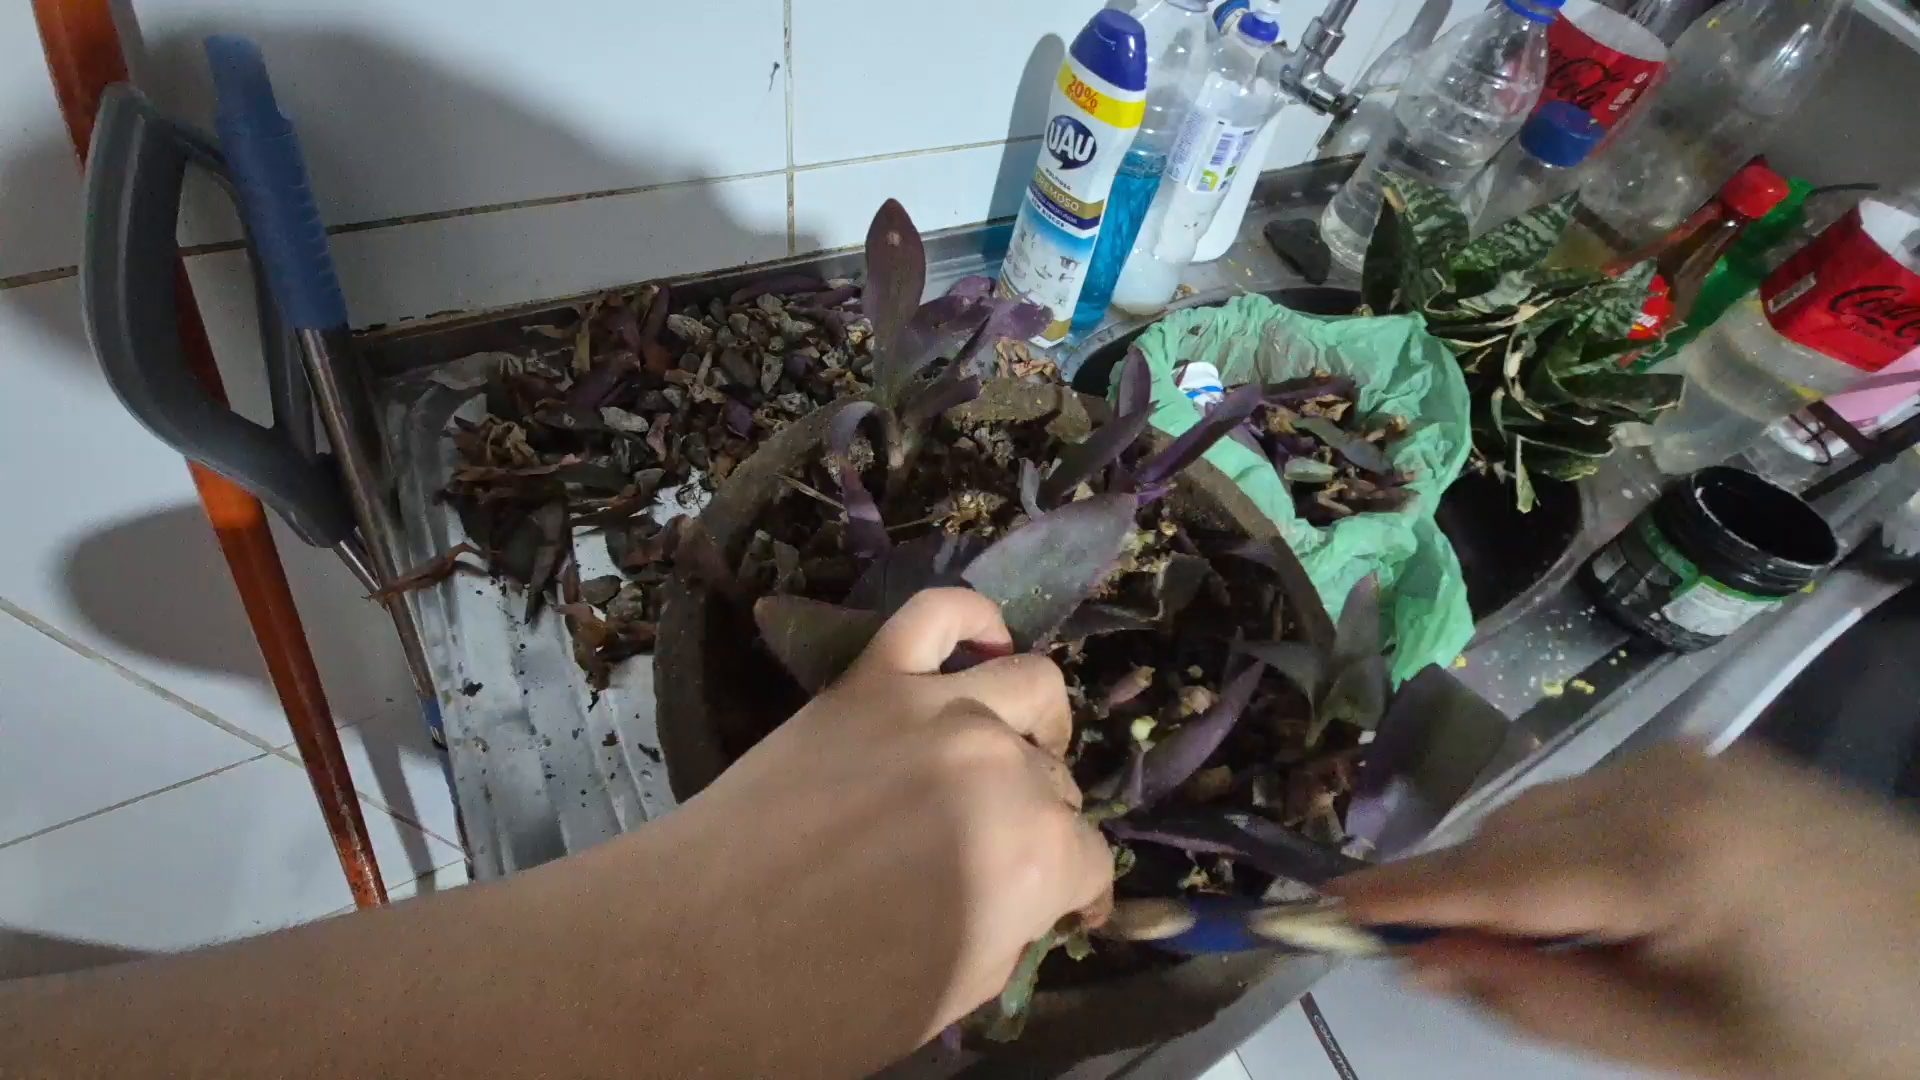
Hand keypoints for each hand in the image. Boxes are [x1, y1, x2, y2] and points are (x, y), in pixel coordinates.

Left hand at [629, 588, 1112, 1076]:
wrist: (694, 945)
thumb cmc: (823, 1002)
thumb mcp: (956, 990)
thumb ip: (1016, 918)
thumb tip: (1031, 886)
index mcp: (1033, 854)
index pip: (1092, 858)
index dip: (1083, 888)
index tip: (1067, 905)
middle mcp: (1001, 764)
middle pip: (1057, 776)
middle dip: (1047, 818)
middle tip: (1009, 844)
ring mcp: (937, 705)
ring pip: (1031, 682)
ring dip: (1037, 720)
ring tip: (1014, 745)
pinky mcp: (875, 676)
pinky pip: (937, 612)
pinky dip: (971, 616)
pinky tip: (983, 640)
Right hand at [1327, 743, 1919, 1079]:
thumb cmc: (1871, 1050)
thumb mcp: (1703, 1056)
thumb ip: (1547, 1000)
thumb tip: (1425, 957)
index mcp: (1672, 859)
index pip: (1497, 876)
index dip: (1406, 892)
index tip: (1328, 903)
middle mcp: (1661, 782)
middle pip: (1508, 834)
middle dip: (1461, 890)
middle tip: (1432, 949)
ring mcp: (1684, 761)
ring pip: (1538, 811)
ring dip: (1510, 869)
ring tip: (1538, 936)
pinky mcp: (1703, 760)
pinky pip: (1585, 798)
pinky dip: (1559, 847)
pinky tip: (1595, 896)